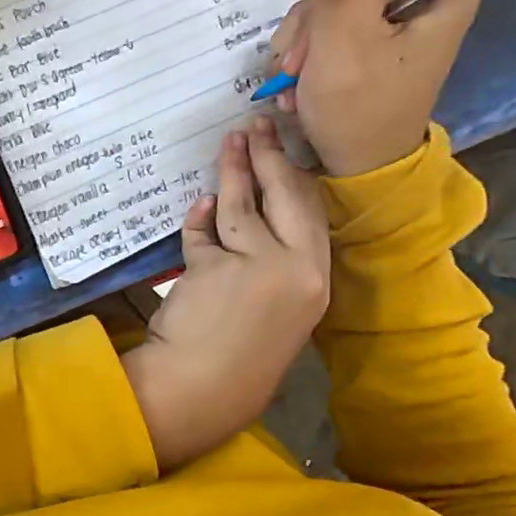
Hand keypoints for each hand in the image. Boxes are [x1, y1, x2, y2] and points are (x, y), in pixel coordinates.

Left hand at [121, 117, 329, 470]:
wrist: (202, 390)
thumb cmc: (239, 358)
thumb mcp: (273, 311)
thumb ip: (268, 266)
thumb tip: (233, 218)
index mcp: (317, 283)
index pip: (311, 217)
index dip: (298, 180)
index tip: (287, 153)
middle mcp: (296, 270)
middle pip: (286, 199)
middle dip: (272, 158)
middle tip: (259, 125)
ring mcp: (256, 266)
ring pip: (243, 206)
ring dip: (235, 170)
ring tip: (230, 142)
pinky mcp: (214, 267)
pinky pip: (203, 233)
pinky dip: (198, 219)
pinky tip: (201, 204)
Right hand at [269, 0, 481, 176]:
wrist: (360, 167)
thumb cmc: (357, 112)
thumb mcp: (343, 46)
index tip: (313, 46)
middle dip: (309, 27)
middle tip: (302, 70)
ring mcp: (396, 14)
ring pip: (326, 2)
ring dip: (300, 44)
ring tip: (300, 83)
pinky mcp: (372, 34)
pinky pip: (324, 24)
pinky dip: (304, 54)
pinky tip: (303, 81)